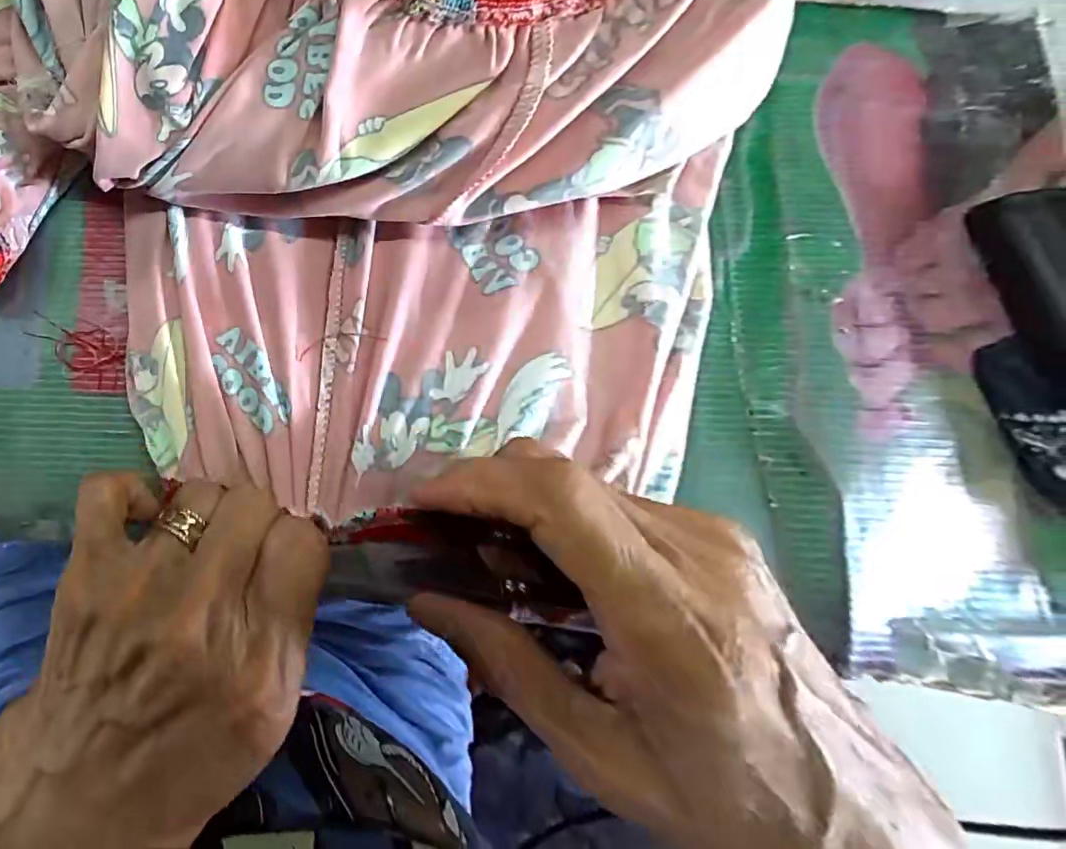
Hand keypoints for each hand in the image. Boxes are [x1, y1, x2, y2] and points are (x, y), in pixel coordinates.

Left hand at [0, 473, 328, 848]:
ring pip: (195, 492)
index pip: (300, 541)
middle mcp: (202, 612)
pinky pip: (106, 489)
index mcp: (258, 658)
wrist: (86, 786)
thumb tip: (291, 543)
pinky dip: (129, 491)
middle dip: (252, 521)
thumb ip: (288, 624)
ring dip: (202, 513)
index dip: (292, 540)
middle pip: (251, 503)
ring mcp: (139, 583)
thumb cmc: (188, 756)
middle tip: (234, 548)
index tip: (277, 554)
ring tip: (190, 542)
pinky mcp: (87, 569)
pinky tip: (141, 517)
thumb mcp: (270, 713)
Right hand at [406, 439, 962, 848]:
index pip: (557, 498)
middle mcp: (695, 551)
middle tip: (435, 525)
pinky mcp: (716, 538)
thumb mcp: (599, 751)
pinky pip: (608, 501)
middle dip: (479, 484)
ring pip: (577, 479)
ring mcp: (711, 538)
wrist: (865, 823)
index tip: (419, 502)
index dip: (476, 482)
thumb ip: (504, 664)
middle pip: (558, 471)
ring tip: (482, 550)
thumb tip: (423, 600)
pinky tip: (544, 564)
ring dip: (513, 499)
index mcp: (666, 611)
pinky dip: (553, 515)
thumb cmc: (726, 798)